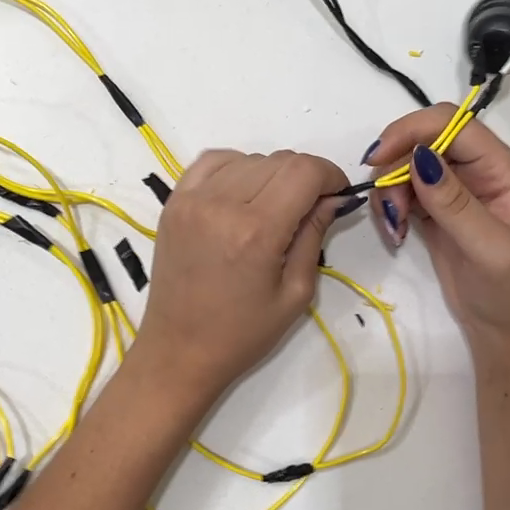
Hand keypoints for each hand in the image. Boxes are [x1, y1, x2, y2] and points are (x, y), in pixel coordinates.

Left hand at [134, 150, 351, 403]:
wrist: (178, 351)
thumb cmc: (242, 334)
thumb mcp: (295, 293)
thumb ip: (313, 236)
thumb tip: (330, 198)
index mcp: (256, 231)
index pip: (304, 171)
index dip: (330, 175)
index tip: (336, 194)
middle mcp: (221, 205)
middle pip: (279, 160)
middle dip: (305, 176)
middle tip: (309, 207)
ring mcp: (192, 200)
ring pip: (248, 158)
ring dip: (271, 173)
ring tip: (273, 205)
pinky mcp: (173, 203)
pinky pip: (212, 161)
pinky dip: (236, 167)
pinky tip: (243, 192)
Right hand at [364, 107, 509, 345]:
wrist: (501, 328)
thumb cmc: (508, 290)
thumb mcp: (488, 248)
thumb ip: (454, 202)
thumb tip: (419, 158)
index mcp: (500, 167)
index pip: (451, 123)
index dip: (412, 131)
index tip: (378, 159)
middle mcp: (477, 168)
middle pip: (423, 137)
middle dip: (395, 163)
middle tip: (388, 207)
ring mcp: (453, 186)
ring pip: (406, 162)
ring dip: (389, 189)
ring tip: (395, 227)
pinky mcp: (434, 205)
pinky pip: (401, 186)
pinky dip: (389, 204)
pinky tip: (396, 232)